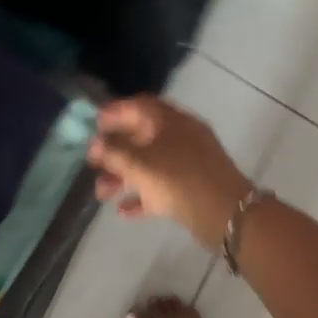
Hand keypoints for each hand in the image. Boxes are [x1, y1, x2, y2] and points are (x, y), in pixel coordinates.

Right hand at [88, 96, 252, 249]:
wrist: (224, 212)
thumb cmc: (178, 179)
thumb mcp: (140, 164)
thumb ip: (114, 152)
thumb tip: (94, 142)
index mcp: (170, 119)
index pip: (139, 105)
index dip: (115, 112)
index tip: (94, 123)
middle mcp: (180, 135)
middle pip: (143, 136)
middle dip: (116, 150)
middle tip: (93, 163)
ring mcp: (189, 161)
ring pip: (150, 163)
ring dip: (124, 175)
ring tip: (102, 193)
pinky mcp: (193, 186)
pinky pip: (162, 186)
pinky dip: (143, 195)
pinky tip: (123, 211)